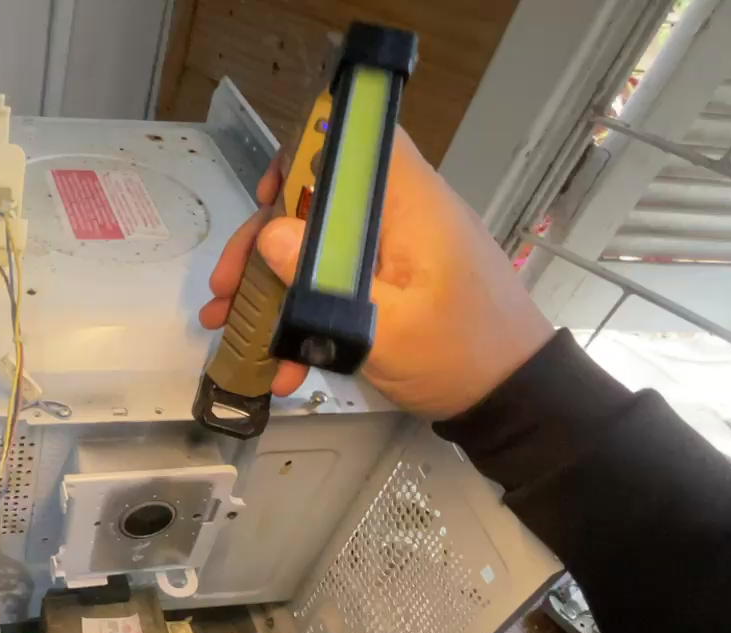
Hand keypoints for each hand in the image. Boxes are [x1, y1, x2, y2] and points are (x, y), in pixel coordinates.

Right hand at [199, 127, 554, 418]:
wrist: (505, 392)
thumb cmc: (455, 353)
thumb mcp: (385, 326)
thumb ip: (327, 282)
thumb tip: (271, 236)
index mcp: (407, 206)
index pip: (357, 142)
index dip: (305, 153)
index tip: (265, 197)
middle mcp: (397, 219)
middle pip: (317, 204)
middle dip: (261, 243)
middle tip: (225, 288)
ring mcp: (391, 254)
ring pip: (316, 248)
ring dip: (269, 286)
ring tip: (229, 326)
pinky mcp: (386, 285)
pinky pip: (332, 284)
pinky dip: (301, 315)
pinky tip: (278, 363)